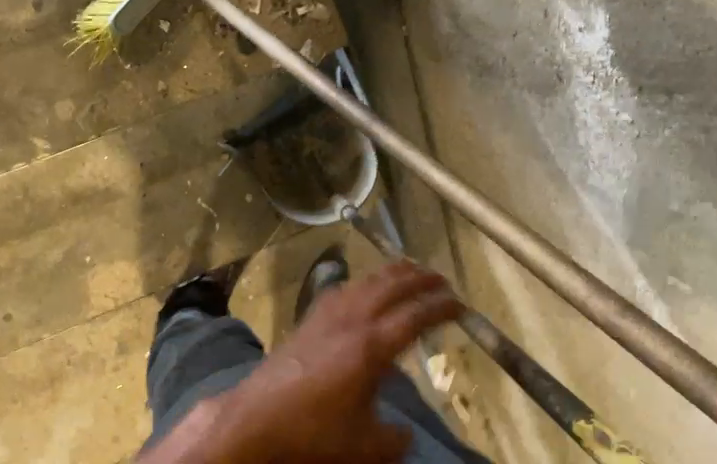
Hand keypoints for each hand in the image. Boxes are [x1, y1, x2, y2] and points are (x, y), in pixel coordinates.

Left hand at [144, 261, 461, 463]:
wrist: (256, 418)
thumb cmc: (313, 432)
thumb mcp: (364, 446)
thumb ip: (394, 439)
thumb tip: (405, 433)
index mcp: (371, 347)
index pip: (414, 317)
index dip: (440, 308)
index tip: (460, 303)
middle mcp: (351, 320)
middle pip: (391, 286)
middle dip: (419, 278)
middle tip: (440, 277)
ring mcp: (326, 315)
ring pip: (366, 282)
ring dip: (391, 273)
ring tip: (408, 270)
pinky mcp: (308, 319)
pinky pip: (343, 289)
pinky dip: (362, 281)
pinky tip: (362, 287)